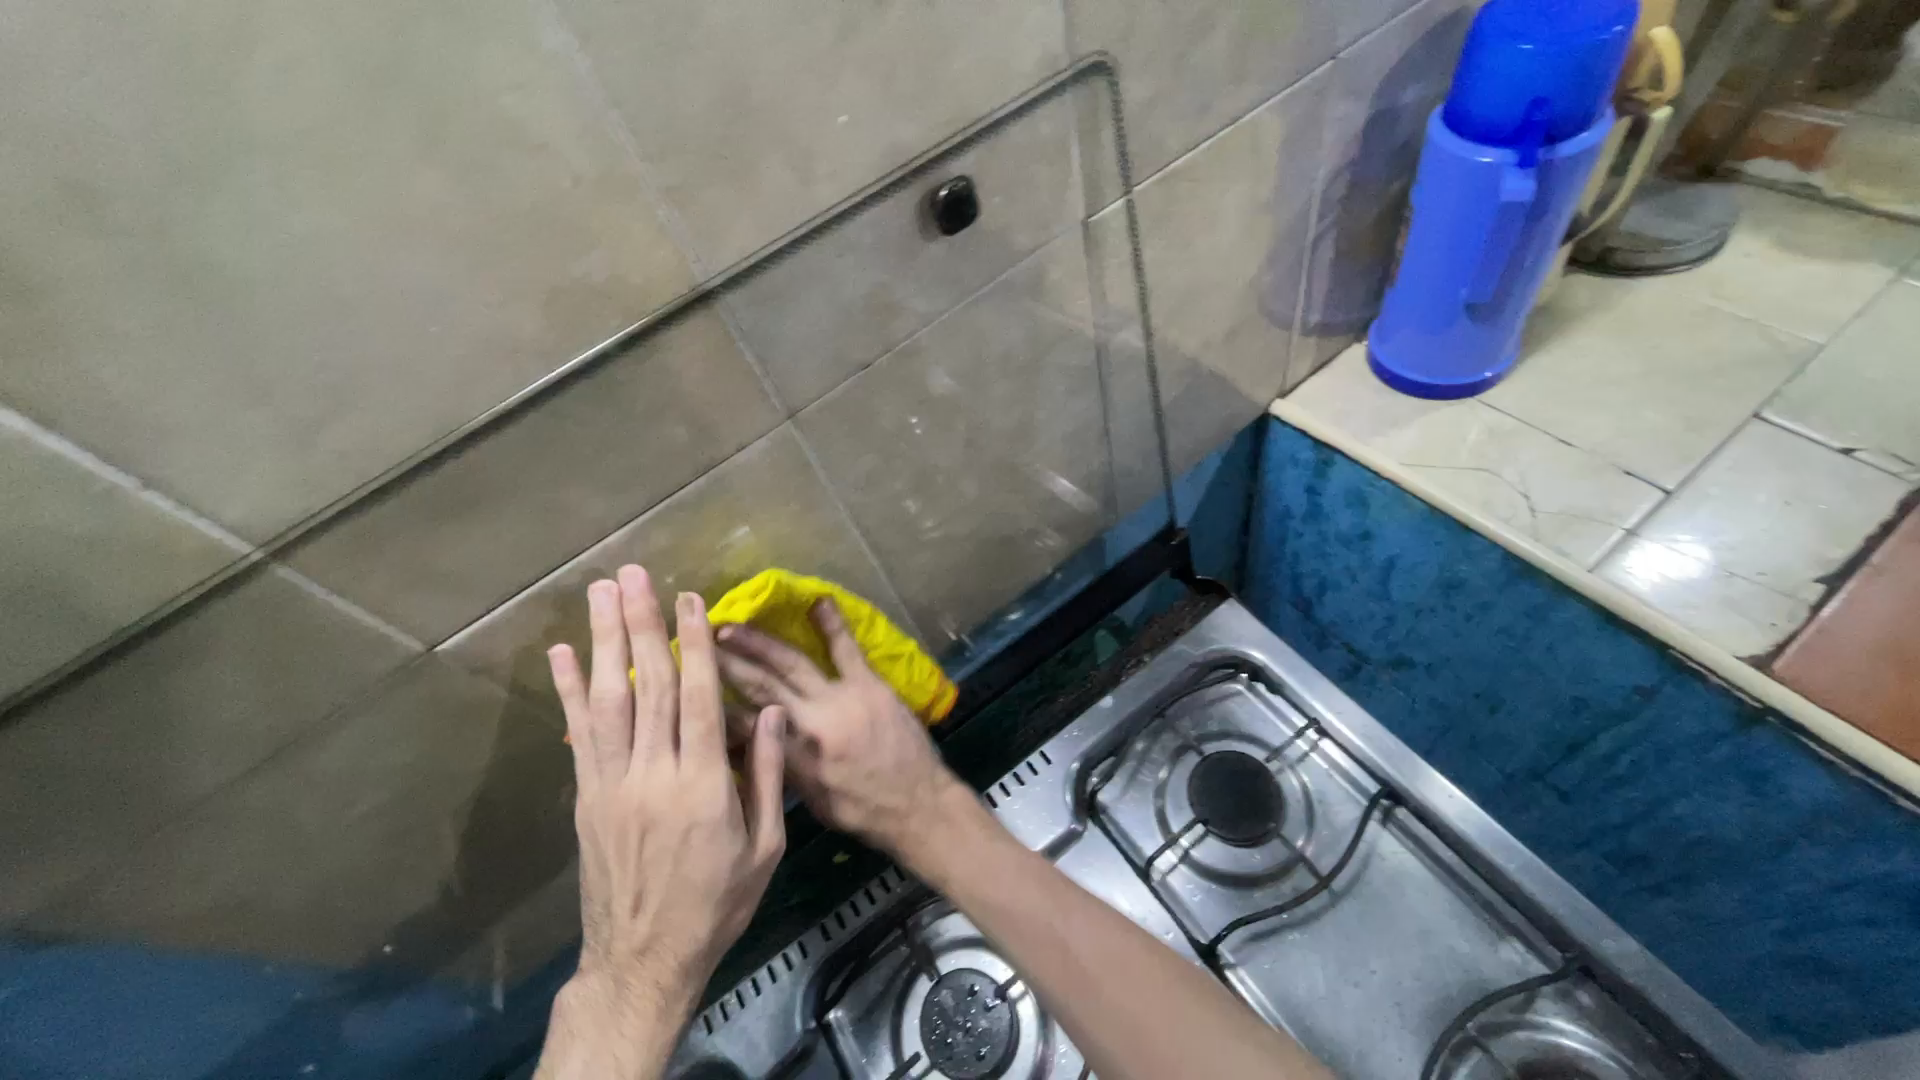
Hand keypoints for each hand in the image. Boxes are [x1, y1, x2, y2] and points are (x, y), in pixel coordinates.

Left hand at [546, 566, 786, 1014]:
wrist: (644, 958)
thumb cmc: (718, 902)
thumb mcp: (764, 848)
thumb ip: (764, 776)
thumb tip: (767, 713)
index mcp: (703, 784)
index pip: (696, 697)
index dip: (693, 643)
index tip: (689, 599)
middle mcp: (653, 772)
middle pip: (646, 684)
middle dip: (642, 623)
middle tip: (634, 574)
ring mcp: (612, 783)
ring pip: (607, 699)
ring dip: (604, 641)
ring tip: (601, 594)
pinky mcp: (587, 797)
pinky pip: (578, 735)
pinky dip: (569, 690)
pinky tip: (562, 653)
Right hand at [715, 598, 968, 864]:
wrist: (919, 804)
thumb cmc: (862, 811)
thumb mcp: (810, 802)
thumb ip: (778, 769)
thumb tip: (742, 746)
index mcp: (794, 759)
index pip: (742, 725)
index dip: (711, 703)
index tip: (686, 682)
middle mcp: (812, 725)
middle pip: (760, 686)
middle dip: (724, 664)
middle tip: (694, 642)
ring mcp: (843, 700)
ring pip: (792, 663)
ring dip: (759, 643)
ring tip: (728, 625)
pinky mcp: (870, 686)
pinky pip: (847, 649)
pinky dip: (833, 624)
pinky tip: (816, 601)